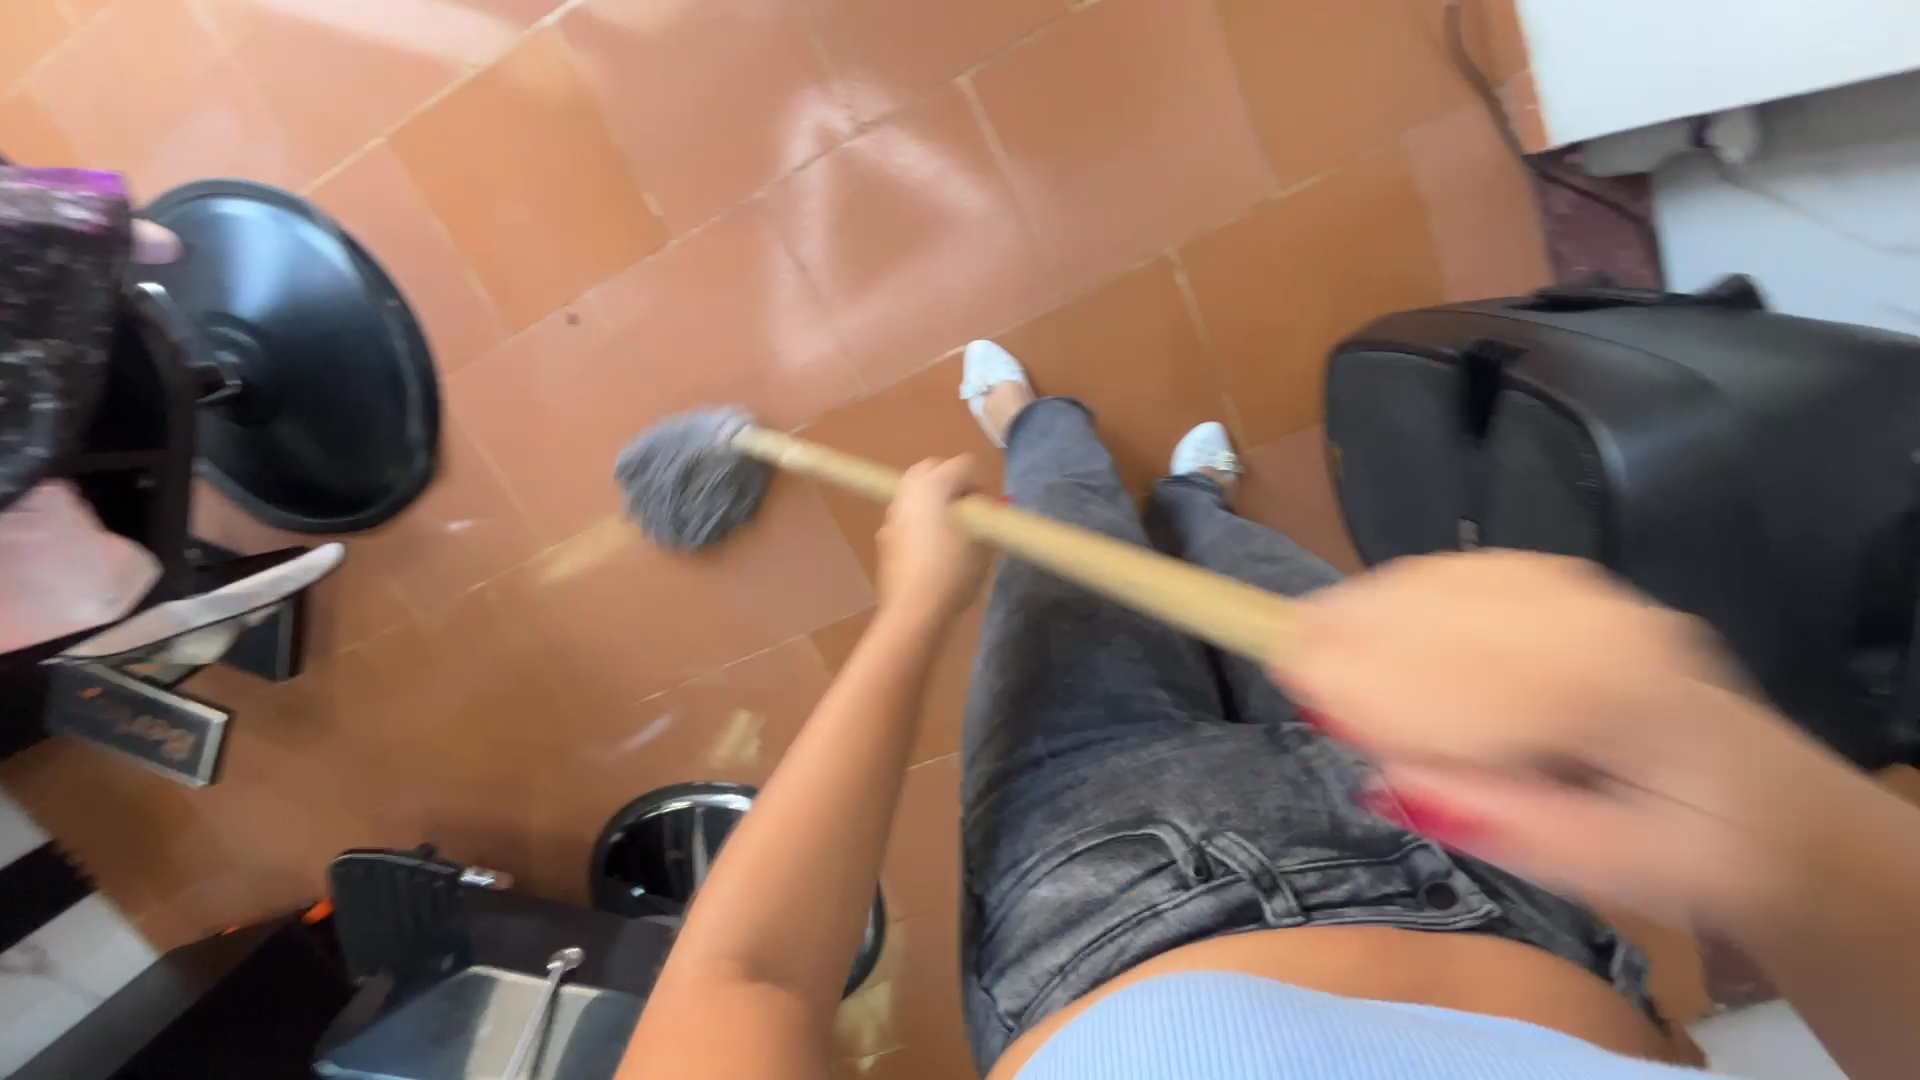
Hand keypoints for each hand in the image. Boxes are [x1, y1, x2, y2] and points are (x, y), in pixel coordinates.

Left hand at [875, 456, 987, 626]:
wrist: (915, 608)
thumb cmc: (955, 571)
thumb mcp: (985, 545)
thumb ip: (991, 521)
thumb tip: (991, 514)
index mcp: (935, 484)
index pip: (965, 464)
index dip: (982, 484)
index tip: (990, 510)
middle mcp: (909, 491)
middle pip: (933, 469)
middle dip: (954, 483)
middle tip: (970, 510)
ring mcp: (893, 512)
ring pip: (917, 492)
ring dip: (936, 500)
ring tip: (953, 529)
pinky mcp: (886, 534)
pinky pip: (907, 515)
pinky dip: (921, 519)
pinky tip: (933, 547)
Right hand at [1267, 551, 1857, 928]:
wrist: (1754, 792)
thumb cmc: (1679, 842)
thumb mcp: (1605, 868)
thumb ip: (1506, 827)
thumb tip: (1387, 784)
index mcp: (1628, 698)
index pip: (1475, 673)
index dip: (1376, 672)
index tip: (1293, 675)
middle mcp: (1605, 621)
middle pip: (1450, 611)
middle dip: (1355, 627)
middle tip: (1281, 648)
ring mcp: (1584, 592)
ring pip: (1448, 580)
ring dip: (1367, 602)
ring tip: (1306, 628)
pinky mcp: (1561, 582)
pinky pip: (1459, 570)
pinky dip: (1398, 588)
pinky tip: (1362, 609)